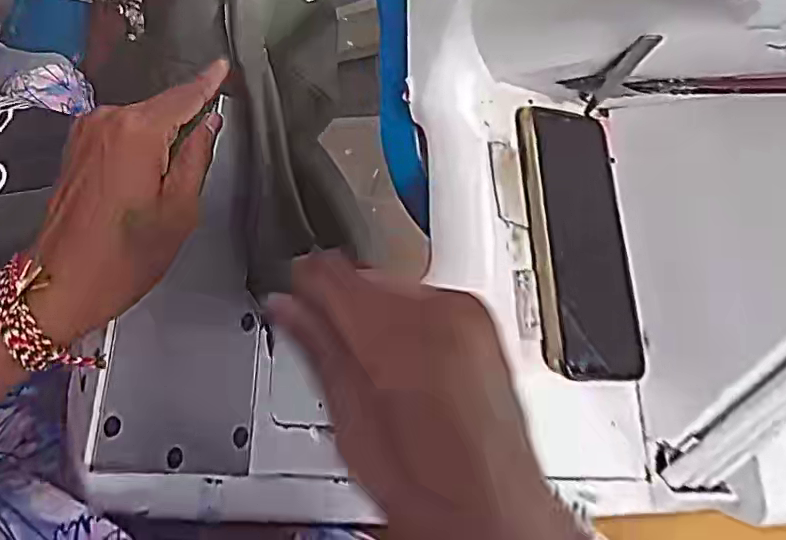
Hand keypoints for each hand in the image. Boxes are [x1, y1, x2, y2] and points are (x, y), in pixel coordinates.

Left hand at [27, 59, 228, 342]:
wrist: (57, 286)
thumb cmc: (122, 257)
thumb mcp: (179, 210)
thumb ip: (197, 156)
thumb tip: (207, 123)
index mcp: (137, 131)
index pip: (184, 95)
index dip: (208, 81)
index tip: (223, 65)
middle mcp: (108, 120)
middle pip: (161, 106)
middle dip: (185, 117)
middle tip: (205, 146)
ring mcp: (87, 130)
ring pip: (141, 119)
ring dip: (161, 133)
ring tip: (171, 173)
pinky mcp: (76, 144)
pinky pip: (120, 130)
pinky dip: (138, 141)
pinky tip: (145, 171)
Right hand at [267, 254, 584, 539]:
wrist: (498, 515)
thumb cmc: (431, 492)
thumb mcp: (350, 426)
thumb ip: (317, 350)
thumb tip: (287, 307)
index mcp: (391, 333)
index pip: (329, 269)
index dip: (304, 281)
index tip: (295, 294)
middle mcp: (432, 310)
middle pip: (361, 276)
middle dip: (341, 303)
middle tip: (332, 341)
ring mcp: (463, 311)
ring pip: (391, 283)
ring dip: (375, 312)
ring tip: (377, 364)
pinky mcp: (478, 317)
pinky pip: (424, 296)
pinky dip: (408, 318)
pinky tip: (408, 360)